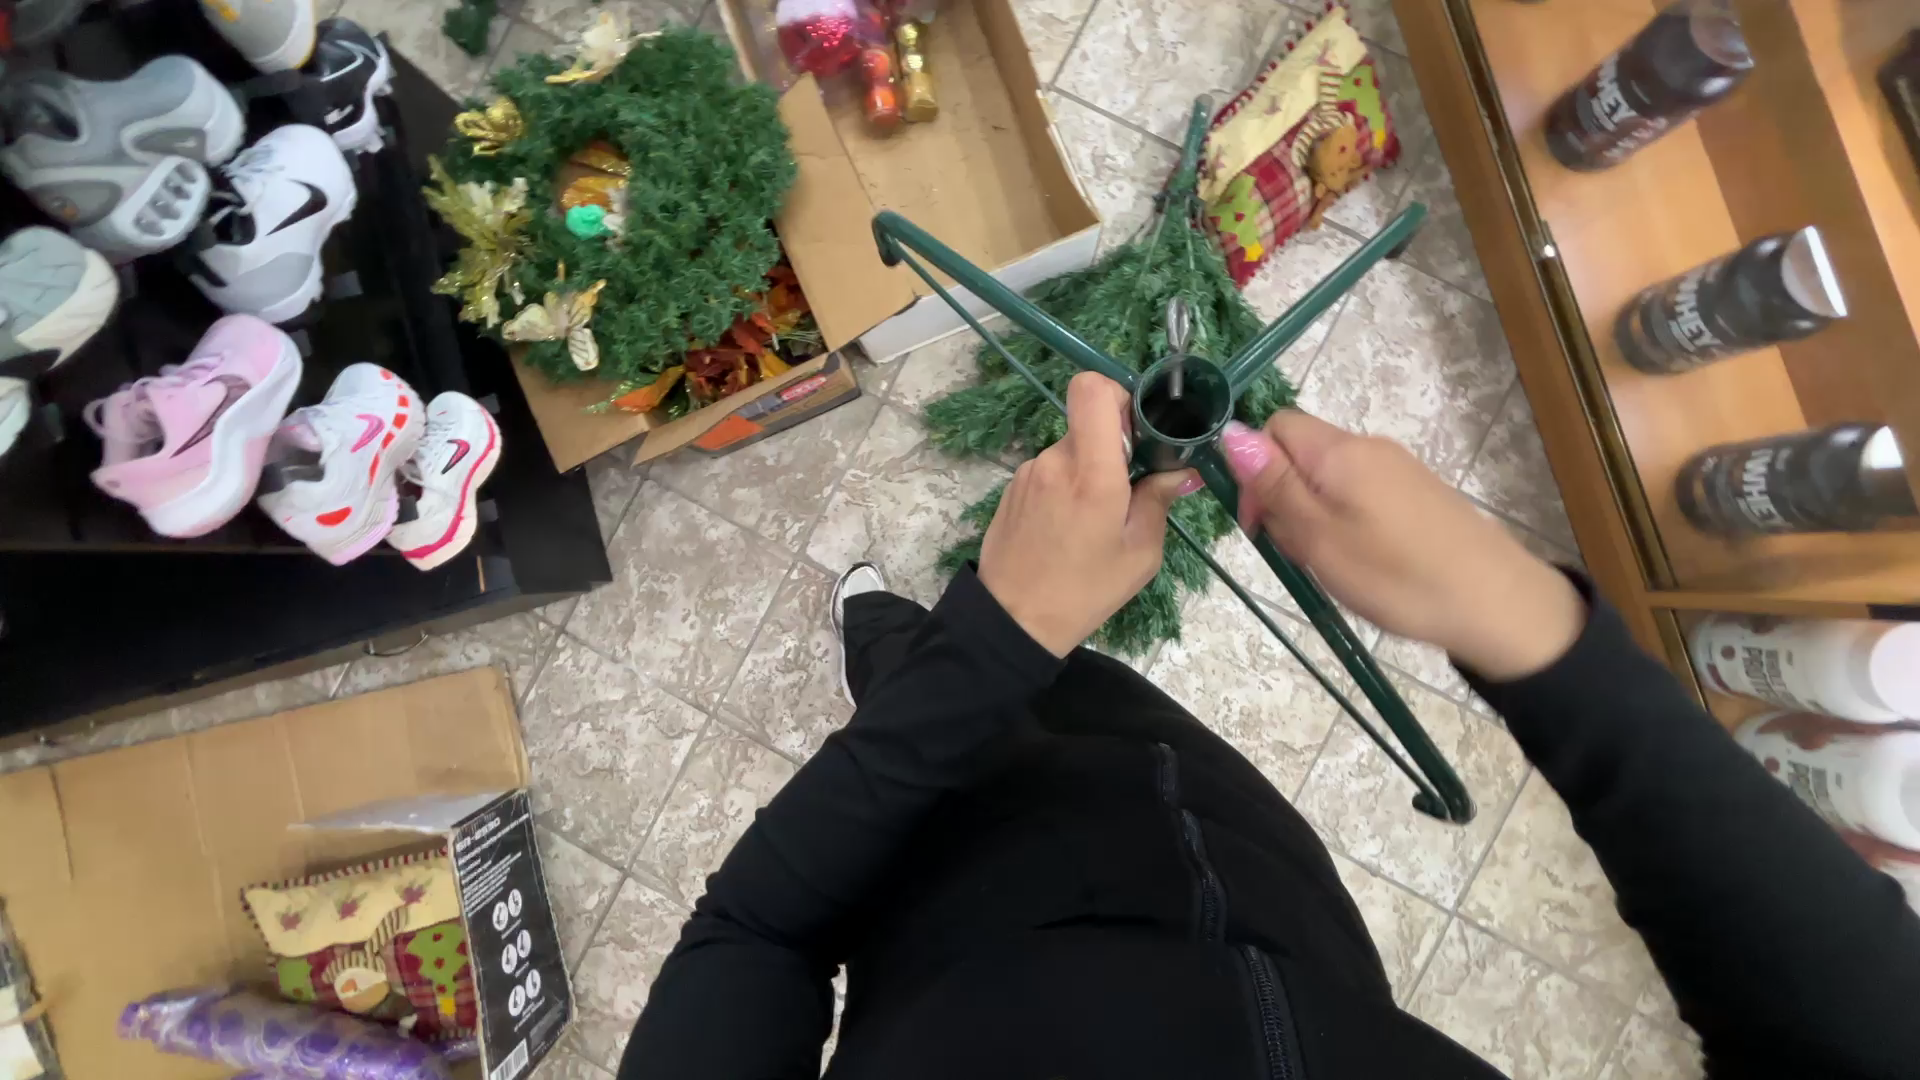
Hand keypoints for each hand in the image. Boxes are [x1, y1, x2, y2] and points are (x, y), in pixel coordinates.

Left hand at [977, 373, 1197, 656]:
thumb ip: (1158, 500)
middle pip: (1087, 425)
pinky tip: (1066, 528)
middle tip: (1126, 492)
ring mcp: (1027, 473)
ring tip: (1092, 521)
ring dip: (1087, 471)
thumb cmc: (1084, 591)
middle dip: (1112, 448)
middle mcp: (1054, 461)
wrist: (1013, 619)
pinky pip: (1048, 472)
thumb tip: (1177, 470)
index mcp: (1090, 472)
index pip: (1091, 389)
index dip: (1118, 395)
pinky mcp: (1012, 489)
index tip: (1136, 431)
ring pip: (1069, 451)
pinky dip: (1064, 488)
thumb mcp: (1139, 554)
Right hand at [1220, 412, 1586, 679]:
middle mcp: (1366, 448)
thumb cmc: (1395, 574)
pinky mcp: (1412, 493)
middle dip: (1279, 497)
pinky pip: (1353, 494)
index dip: (1251, 467)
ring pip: (1323, 478)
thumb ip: (1273, 483)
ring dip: (1307, 515)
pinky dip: (1338, 521)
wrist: (1499, 606)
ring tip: (1326, 561)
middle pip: (1296, 454)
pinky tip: (1354, 560)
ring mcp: (1394, 469)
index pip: (1273, 427)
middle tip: (1296, 549)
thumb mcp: (1317, 534)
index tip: (1257, 521)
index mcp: (1339, 452)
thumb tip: (1229, 432)